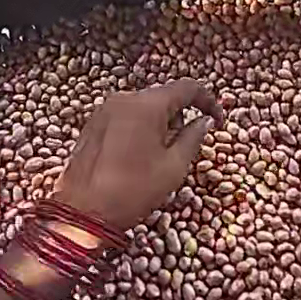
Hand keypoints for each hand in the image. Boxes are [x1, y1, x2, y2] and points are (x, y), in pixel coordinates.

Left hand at [53, 79, 223, 231]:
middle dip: (181, 116)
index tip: (218, 120)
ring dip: (160, 123)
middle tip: (188, 144)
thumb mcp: (174, 167)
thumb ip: (193, 137)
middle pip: (163, 97)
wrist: (82, 211)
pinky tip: (140, 155)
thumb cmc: (133, 190)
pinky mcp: (93, 124)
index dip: (208, 101)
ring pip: (143, 107)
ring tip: (162, 155)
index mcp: (146, 105)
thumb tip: (204, 121)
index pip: (187, 88)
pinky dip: (140, 128)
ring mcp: (104, 110)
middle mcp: (124, 99)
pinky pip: (125, 117)